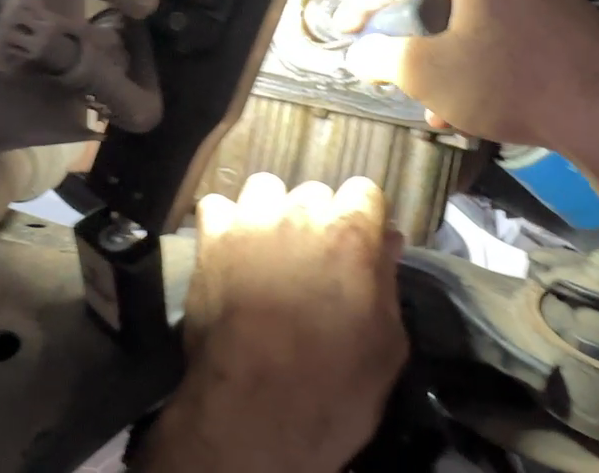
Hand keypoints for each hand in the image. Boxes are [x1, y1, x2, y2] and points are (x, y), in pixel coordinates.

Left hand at [143, 174, 406, 472]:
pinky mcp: (211, 236)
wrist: (255, 411)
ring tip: (266, 251)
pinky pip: (216, 206)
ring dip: (269, 213)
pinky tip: (227, 251)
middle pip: (314, 192)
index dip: (362, 220)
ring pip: (264, 189)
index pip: (364, 190)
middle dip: (316, 220)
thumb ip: (386, 280)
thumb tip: (386, 240)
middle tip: (311, 262)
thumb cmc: (334, 388)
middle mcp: (301, 211)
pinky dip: (223, 223)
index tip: (357, 247)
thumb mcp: (387, 344)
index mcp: (351, 232)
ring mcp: (251, 219)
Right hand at [337, 0, 598, 151]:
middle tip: (391, 71)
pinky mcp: (564, 17)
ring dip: (444, 63)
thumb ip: (381, 56)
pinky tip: (475, 106)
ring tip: (435, 108)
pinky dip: (479, 62)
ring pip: (470, 22)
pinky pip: (503, 33)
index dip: (361, 6)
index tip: (340, 31)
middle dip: (410, 44)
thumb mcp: (427, 72)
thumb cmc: (508, 82)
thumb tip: (358, 53)